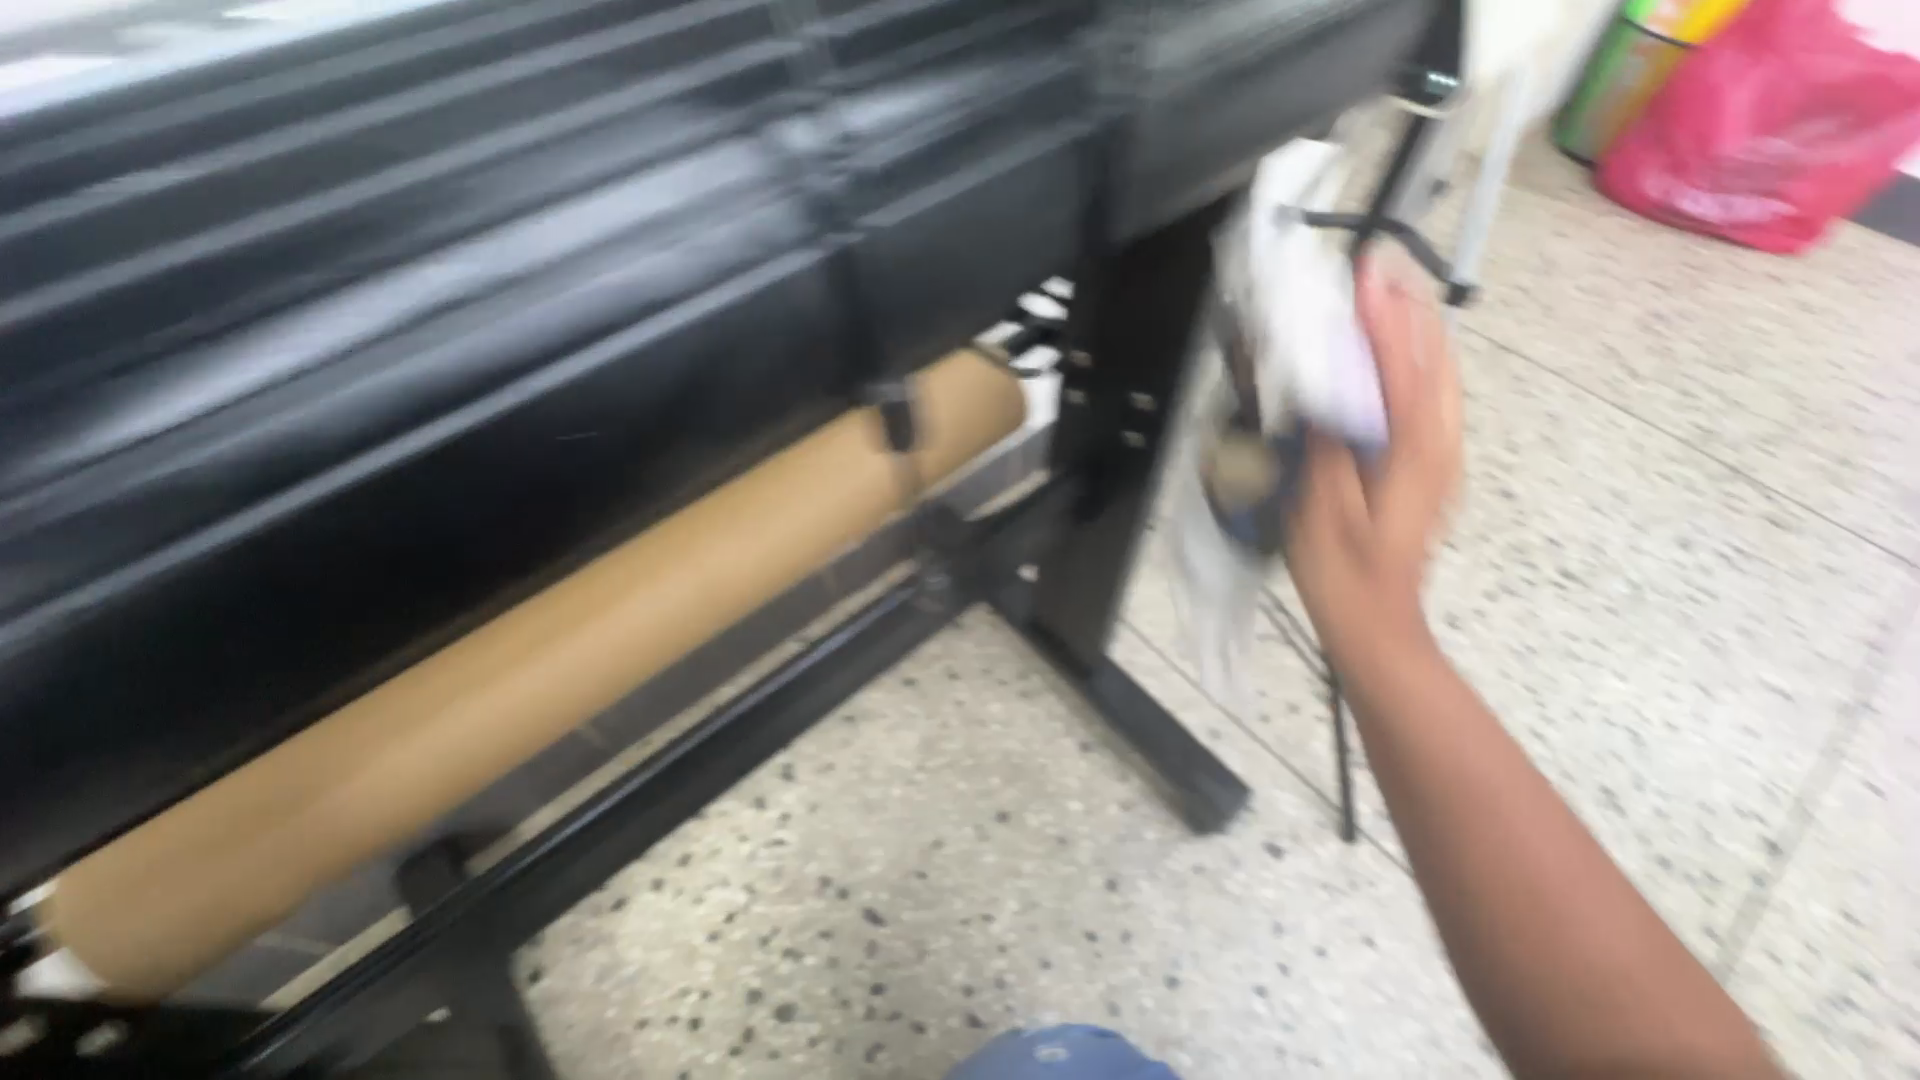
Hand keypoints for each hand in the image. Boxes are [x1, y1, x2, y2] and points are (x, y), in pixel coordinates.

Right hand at [1286, 247, 1462, 663]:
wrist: (1377, 619)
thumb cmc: (1342, 571)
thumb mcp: (1322, 511)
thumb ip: (1330, 447)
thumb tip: (1328, 393)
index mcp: (1412, 453)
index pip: (1401, 368)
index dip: (1383, 317)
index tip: (1367, 272)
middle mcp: (1439, 444)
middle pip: (1433, 361)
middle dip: (1408, 310)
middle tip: (1379, 269)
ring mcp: (1441, 455)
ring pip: (1438, 376)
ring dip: (1415, 331)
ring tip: (1387, 294)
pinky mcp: (1430, 465)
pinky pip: (1429, 398)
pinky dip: (1414, 363)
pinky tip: (1394, 353)